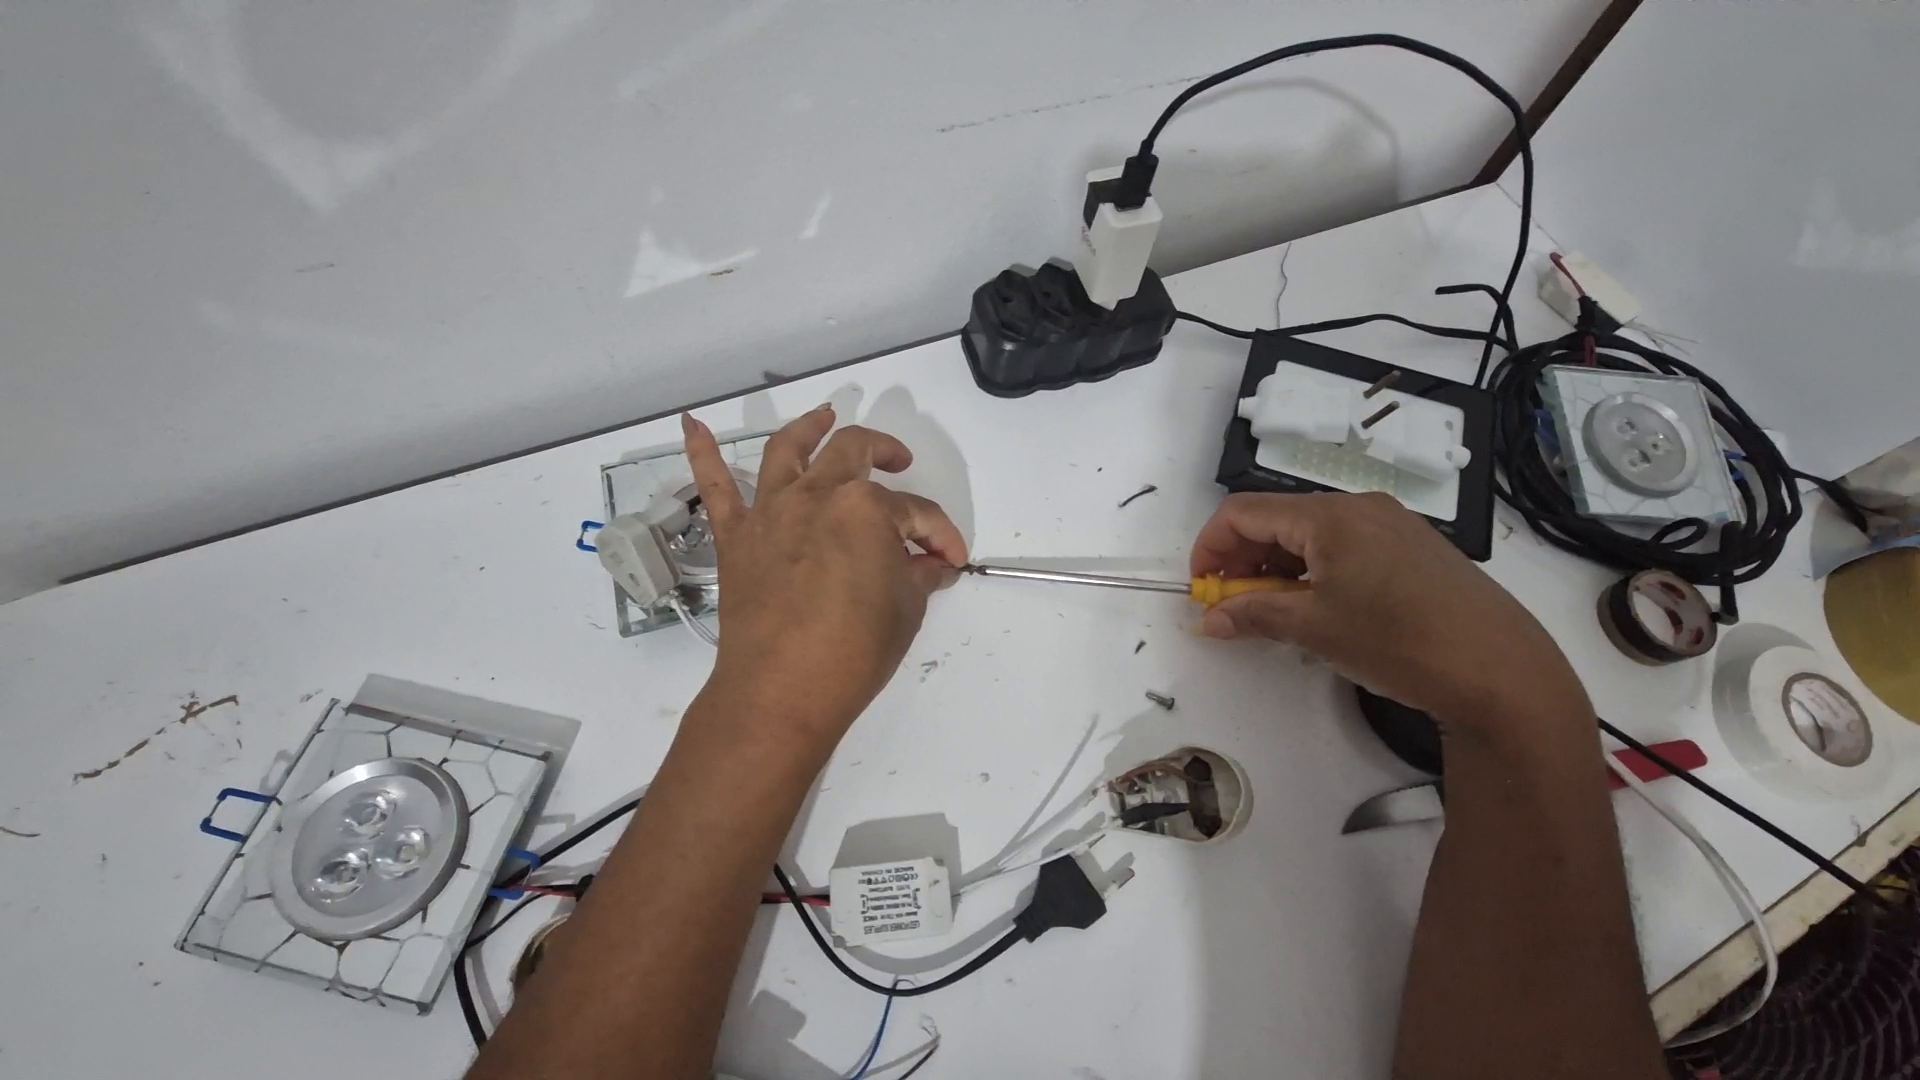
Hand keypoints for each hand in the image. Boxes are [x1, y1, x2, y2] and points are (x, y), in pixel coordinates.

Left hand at [683, 406, 967, 747]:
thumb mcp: (906, 610)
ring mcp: (771, 511)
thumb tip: (933, 564)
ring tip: (825, 416)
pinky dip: (700, 453)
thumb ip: (920, 575)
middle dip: (886, 451)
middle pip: (854, 453)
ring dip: (809, 427)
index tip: (952, 559)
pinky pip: (715, 487)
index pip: (916, 513)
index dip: (941, 535)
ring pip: (788, 449)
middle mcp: (817, 494)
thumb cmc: (855, 651)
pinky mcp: (736, 537)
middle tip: (900, 462)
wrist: (782, 691)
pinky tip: (691, 425)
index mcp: (866, 508)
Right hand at [1190, 492, 1590, 732]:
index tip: (1200, 588)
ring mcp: (1391, 524)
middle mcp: (1359, 507)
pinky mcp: (1413, 547)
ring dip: (1276, 565)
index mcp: (1330, 516)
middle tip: (1231, 603)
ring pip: (1310, 532)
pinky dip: (1313, 569)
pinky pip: (1344, 544)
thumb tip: (1209, 620)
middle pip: (1276, 518)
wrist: (1502, 671)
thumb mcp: (1315, 629)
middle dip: (1242, 558)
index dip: (1210, 546)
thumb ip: (1252, 616)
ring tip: (1272, 609)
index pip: (1244, 512)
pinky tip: (1318, 605)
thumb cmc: (1398, 642)